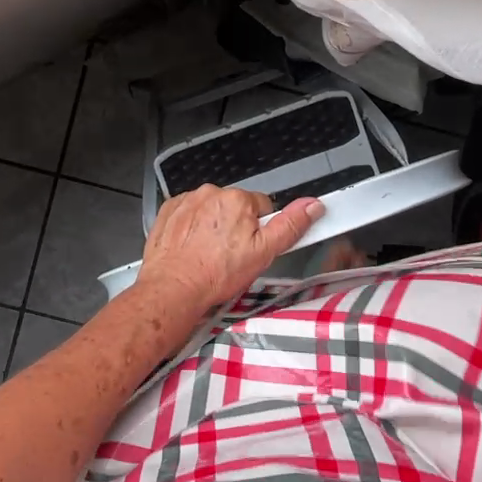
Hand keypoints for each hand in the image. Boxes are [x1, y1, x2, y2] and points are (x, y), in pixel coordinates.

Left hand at [137, 186, 324, 311]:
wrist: (173, 288)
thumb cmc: (215, 274)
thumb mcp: (264, 253)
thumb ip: (290, 225)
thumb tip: (312, 206)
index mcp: (238, 200)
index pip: (262, 206)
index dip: (259, 230)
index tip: (251, 247)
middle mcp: (211, 193)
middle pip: (235, 207)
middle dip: (236, 227)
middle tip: (230, 255)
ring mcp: (187, 201)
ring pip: (211, 210)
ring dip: (212, 226)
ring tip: (209, 254)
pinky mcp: (169, 211)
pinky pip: (188, 213)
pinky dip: (191, 227)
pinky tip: (192, 248)